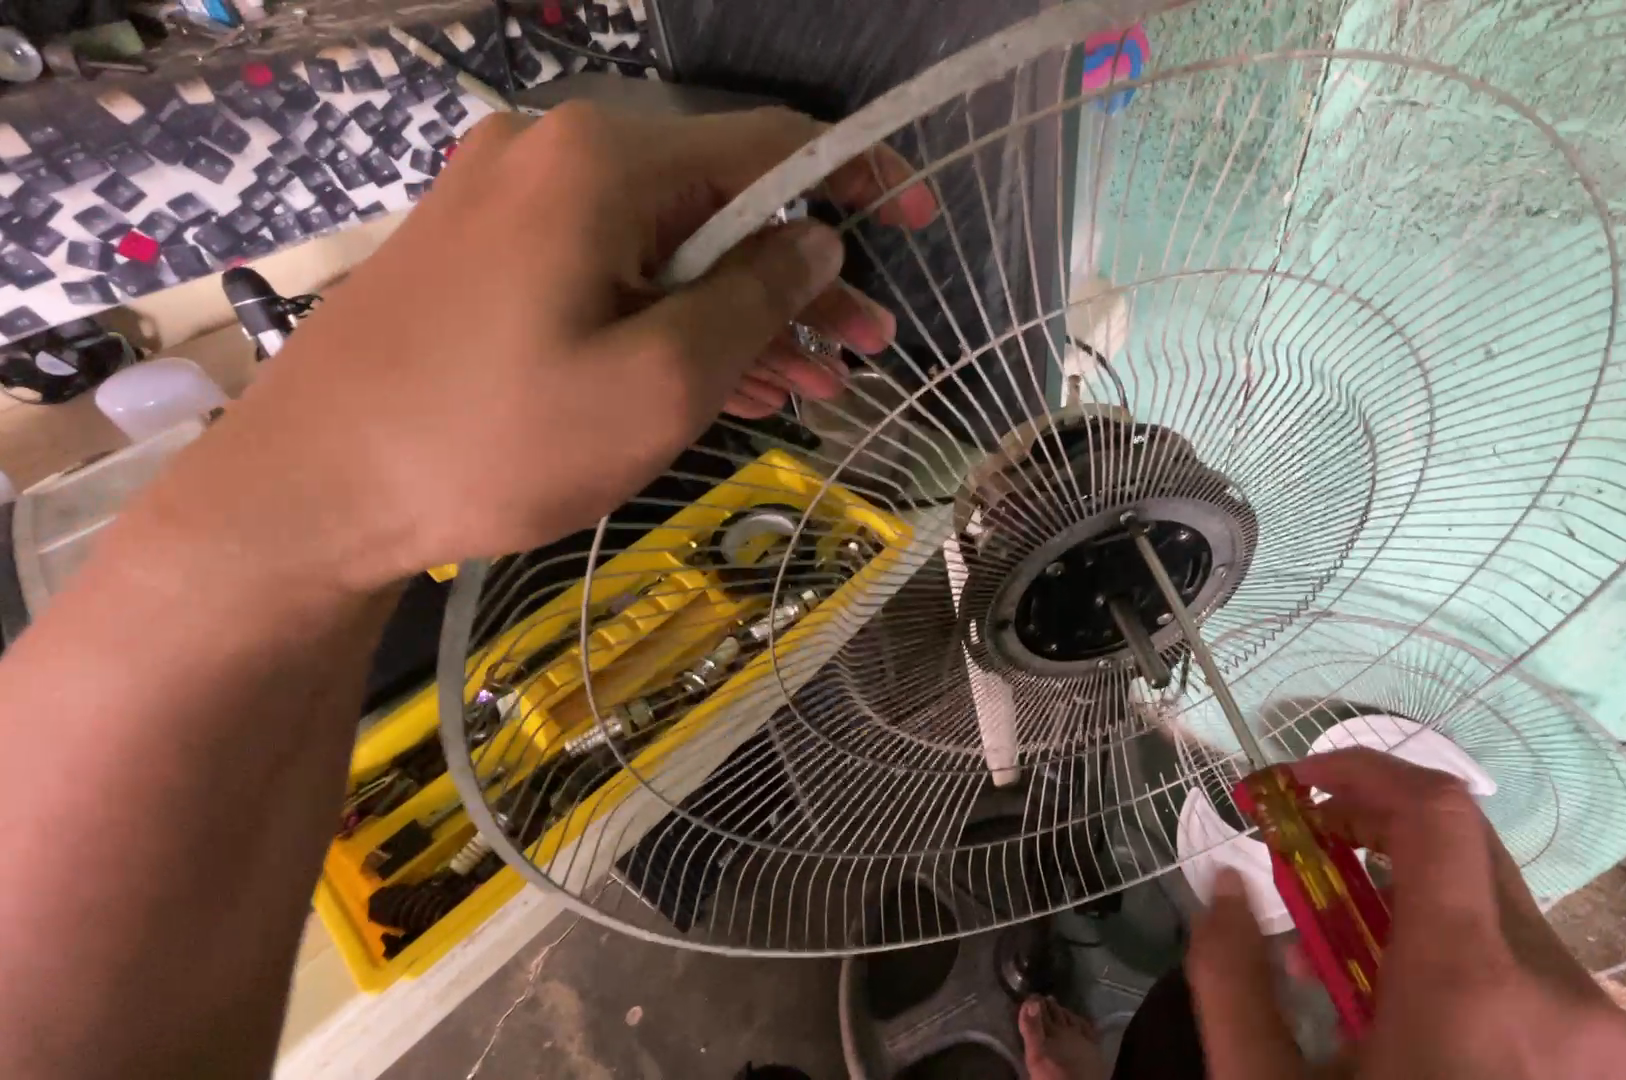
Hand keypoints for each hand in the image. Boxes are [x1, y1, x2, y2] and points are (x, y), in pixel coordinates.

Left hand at [154, 103, 934, 593]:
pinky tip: (738, 385)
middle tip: (870, 348)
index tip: (917, 217)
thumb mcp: (661, 378)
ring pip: (674, 257)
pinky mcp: (498, 268)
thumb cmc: (500, 438)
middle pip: (721, 210)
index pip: (766, 145)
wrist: (312, 496)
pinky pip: (621, 285)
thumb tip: (816, 241)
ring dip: (751, 319)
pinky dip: (683, 330)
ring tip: (819, 384)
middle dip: (805, 283)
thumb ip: (755, 299)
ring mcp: (521, 214)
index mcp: (604, 165)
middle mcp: (560, 162)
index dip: (855, 177)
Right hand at [1185, 749, 1625, 1079]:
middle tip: (1301, 839)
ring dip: (1404, 876)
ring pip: (1490, 894)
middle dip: (1371, 818)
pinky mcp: (1604, 1059)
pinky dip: (1443, 928)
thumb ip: (1228, 974)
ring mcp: (1596, 1030)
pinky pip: (1516, 950)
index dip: (1361, 768)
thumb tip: (1224, 889)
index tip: (1294, 782)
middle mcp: (1559, 990)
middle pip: (1463, 841)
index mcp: (1475, 984)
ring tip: (1337, 918)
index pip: (1436, 812)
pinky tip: (1394, 980)